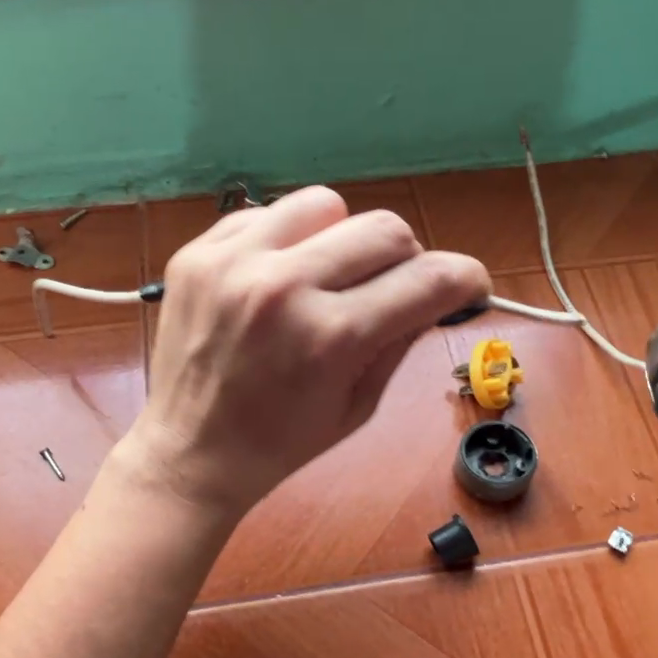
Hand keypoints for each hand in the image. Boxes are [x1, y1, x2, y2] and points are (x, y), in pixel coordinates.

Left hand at [121, 186, 489, 518]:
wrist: (190, 454)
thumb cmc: (283, 442)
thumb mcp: (360, 405)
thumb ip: (402, 338)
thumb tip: (437, 291)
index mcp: (332, 337)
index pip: (430, 278)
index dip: (465, 279)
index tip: (468, 287)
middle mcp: (284, 286)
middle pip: (386, 228)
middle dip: (407, 259)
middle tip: (391, 291)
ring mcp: (233, 262)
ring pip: (327, 203)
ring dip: (343, 239)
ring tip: (325, 279)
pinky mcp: (198, 252)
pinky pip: (268, 215)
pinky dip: (288, 241)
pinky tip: (276, 280)